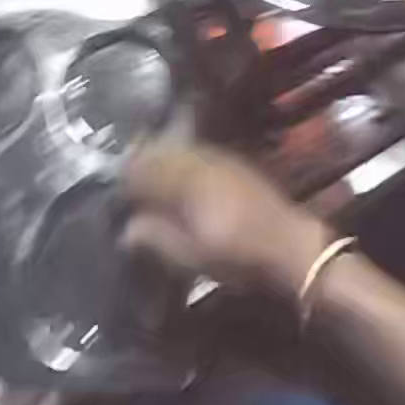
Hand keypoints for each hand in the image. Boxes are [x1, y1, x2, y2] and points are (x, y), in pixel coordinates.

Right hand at [122, 143, 334, 296]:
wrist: (292, 246)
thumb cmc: (240, 256)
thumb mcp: (193, 256)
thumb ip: (156, 239)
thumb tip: (126, 229)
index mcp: (185, 181)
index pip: (145, 170)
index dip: (126, 175)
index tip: (112, 184)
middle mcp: (198, 161)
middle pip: (160, 152)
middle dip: (140, 158)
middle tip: (123, 167)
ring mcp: (218, 157)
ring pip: (178, 148)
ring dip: (159, 153)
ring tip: (146, 162)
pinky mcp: (233, 161)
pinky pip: (196, 150)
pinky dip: (180, 154)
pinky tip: (179, 166)